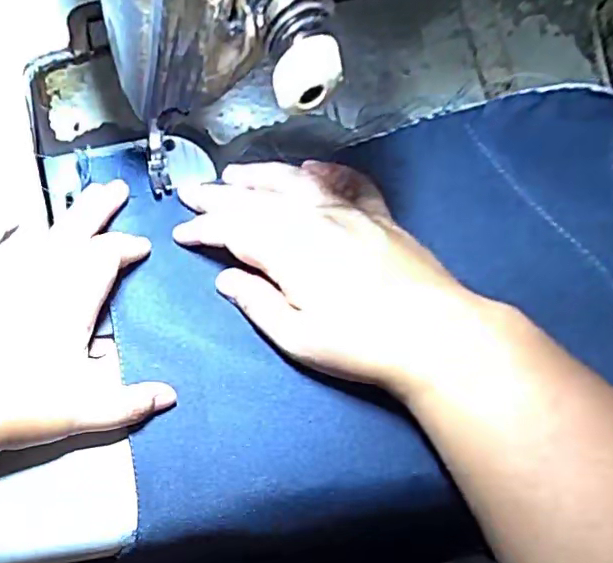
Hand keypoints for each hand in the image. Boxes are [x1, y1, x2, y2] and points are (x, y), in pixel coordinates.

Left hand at [0, 179, 176, 453]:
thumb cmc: (23, 404)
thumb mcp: (87, 410)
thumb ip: (131, 402)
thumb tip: (167, 396)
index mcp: (72, 299)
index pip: (107, 256)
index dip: (127, 247)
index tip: (142, 248)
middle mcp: (38, 276)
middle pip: (74, 228)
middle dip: (98, 208)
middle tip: (115, 191)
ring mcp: (1, 276)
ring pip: (36, 232)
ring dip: (59, 217)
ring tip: (72, 208)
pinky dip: (1, 231)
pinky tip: (6, 225)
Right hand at [173, 161, 522, 400]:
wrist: (432, 334)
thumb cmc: (359, 345)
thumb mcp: (297, 337)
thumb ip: (258, 304)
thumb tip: (227, 280)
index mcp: (289, 251)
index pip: (235, 230)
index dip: (204, 229)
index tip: (181, 232)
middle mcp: (315, 220)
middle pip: (258, 199)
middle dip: (220, 195)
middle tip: (191, 190)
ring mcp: (350, 214)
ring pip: (296, 183)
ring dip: (261, 176)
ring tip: (236, 173)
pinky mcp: (379, 218)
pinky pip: (347, 184)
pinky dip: (323, 173)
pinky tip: (311, 168)